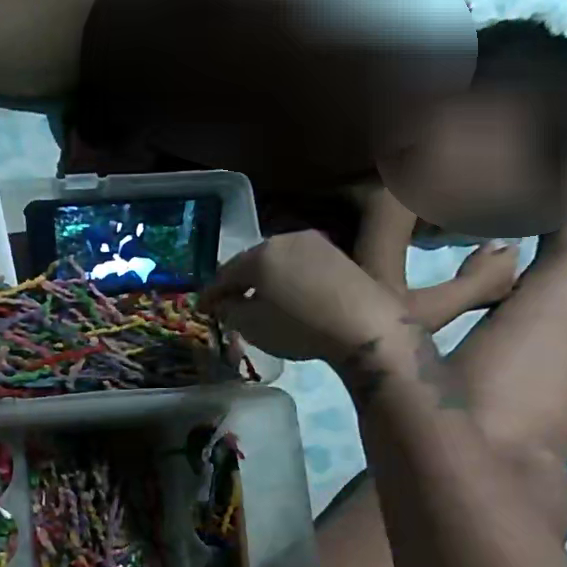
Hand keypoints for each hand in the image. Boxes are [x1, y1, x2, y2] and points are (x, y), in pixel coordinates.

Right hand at [203, 230, 408, 363]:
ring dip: (263, 279)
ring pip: (276, 261)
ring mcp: (314, 243)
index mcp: (259, 255)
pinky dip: (286, 279)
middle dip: (237, 282)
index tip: (203, 309)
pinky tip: (287, 296)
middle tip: (228, 303)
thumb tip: (225, 302)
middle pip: (251, 262)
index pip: (224, 274)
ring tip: (258, 300)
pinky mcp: (336, 255)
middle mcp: (284, 239)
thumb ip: (230, 311)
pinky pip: (298, 265)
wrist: (363, 326)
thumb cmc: (299, 327)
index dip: (211, 294)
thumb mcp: (252, 326)